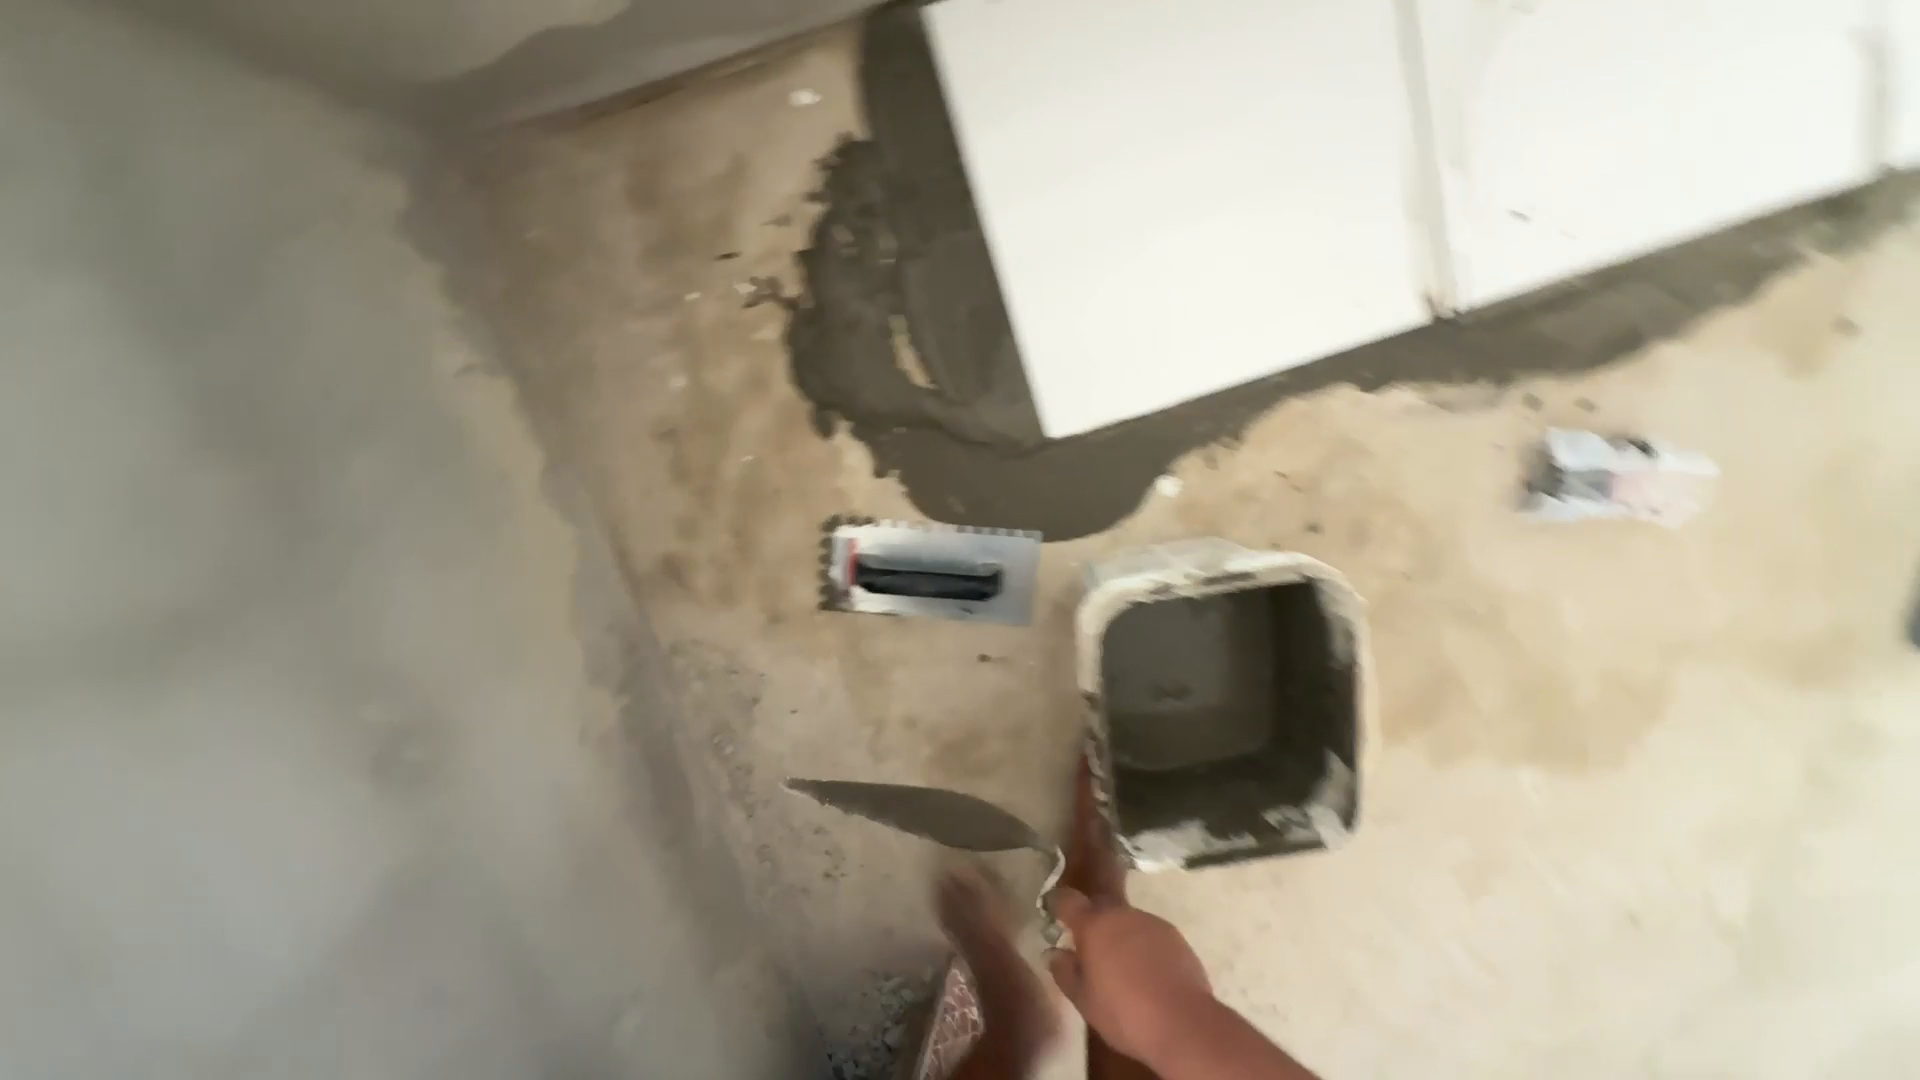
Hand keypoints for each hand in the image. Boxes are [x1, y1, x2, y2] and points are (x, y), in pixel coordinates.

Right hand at [1043, 885, 1215, 1066]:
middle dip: (1093, 922)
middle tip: (1089, 947)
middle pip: (1101, 907)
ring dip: (1121, 936)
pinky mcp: (1175, 937)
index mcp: (1094, 925)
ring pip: (1128, 922)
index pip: (1068, 901)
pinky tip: (1148, 974)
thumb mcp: (1084, 1001)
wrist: (1183, 1022)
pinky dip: (1144, 948)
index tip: (1054, 910)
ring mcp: (1151, 922)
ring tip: (1123, 967)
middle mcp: (1122, 914)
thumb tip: (1055, 953)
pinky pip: (1151, 936)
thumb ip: (1065, 973)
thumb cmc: (1124, 1012)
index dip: (1059, 904)